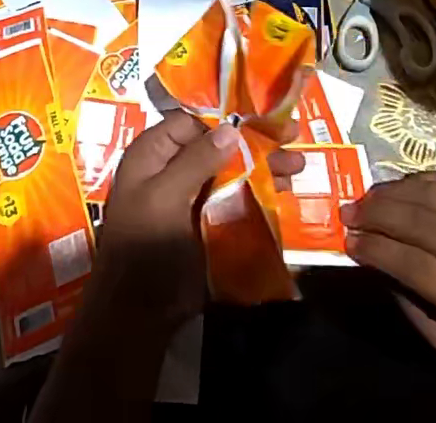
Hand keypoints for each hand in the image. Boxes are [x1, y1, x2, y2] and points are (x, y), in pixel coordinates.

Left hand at [85, 114, 306, 333]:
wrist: (139, 317)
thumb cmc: (144, 250)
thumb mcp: (165, 199)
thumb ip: (196, 161)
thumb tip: (231, 128)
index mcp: (153, 155)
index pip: (193, 122)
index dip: (226, 118)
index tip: (263, 120)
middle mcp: (171, 168)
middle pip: (218, 144)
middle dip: (255, 143)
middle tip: (292, 136)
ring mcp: (191, 195)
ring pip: (231, 169)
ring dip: (263, 166)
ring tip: (297, 166)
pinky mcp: (207, 220)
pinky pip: (235, 196)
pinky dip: (259, 190)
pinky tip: (284, 189)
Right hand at [343, 172, 435, 422]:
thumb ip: (419, 311)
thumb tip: (378, 264)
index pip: (424, 268)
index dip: (381, 250)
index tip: (348, 242)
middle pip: (430, 222)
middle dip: (382, 213)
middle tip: (348, 213)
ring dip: (398, 191)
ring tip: (367, 198)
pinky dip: (425, 181)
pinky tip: (402, 188)